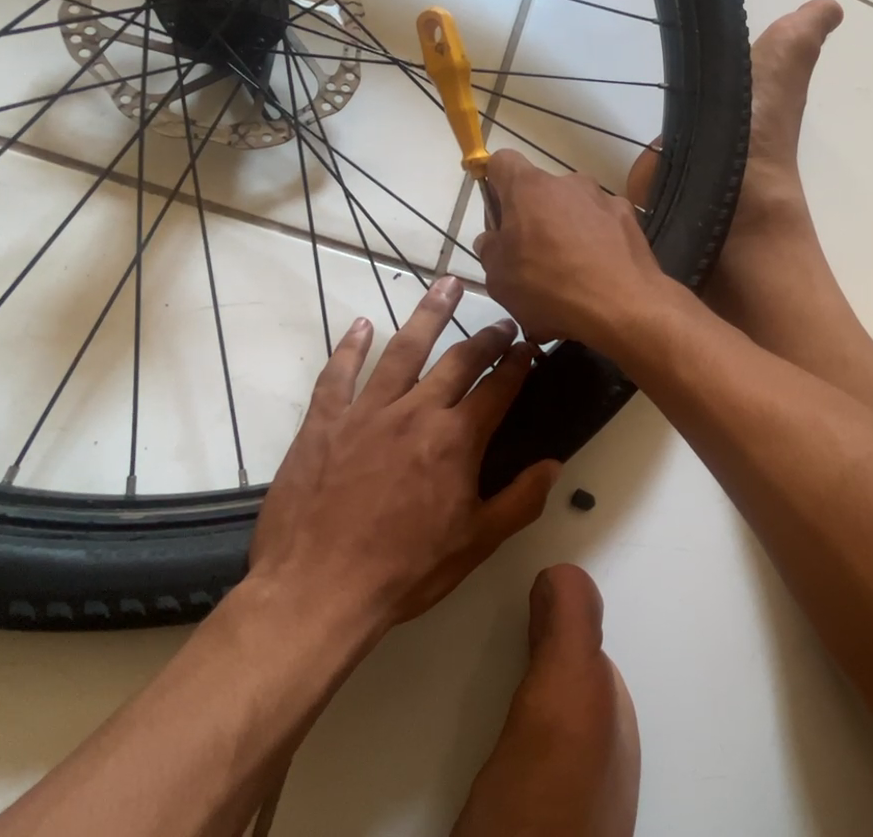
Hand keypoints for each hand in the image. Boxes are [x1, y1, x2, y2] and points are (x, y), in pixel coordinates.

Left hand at [248, 276, 560, 628]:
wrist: (318, 589)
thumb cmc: (406, 570)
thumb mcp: (477, 541)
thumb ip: (521, 499)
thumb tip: (554, 464)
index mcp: (456, 439)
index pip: (497, 388)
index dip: (518, 364)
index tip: (529, 346)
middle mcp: (415, 412)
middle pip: (457, 359)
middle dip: (484, 337)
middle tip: (500, 320)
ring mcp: (365, 413)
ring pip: (402, 349)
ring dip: (428, 315)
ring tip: (445, 284)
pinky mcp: (324, 423)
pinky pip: (339, 374)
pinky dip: (352, 347)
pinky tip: (363, 324)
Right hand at [476, 149, 675, 348]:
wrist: (622, 307)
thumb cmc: (549, 288)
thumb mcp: (498, 277)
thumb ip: (490, 249)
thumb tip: (494, 239)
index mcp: (530, 188)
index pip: (502, 162)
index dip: (495, 184)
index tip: (499, 217)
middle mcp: (569, 183)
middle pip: (541, 191)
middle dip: (533, 219)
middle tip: (532, 259)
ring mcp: (604, 199)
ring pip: (573, 210)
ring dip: (566, 232)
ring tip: (568, 275)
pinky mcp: (630, 220)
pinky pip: (602, 226)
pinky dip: (596, 244)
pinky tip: (596, 276)